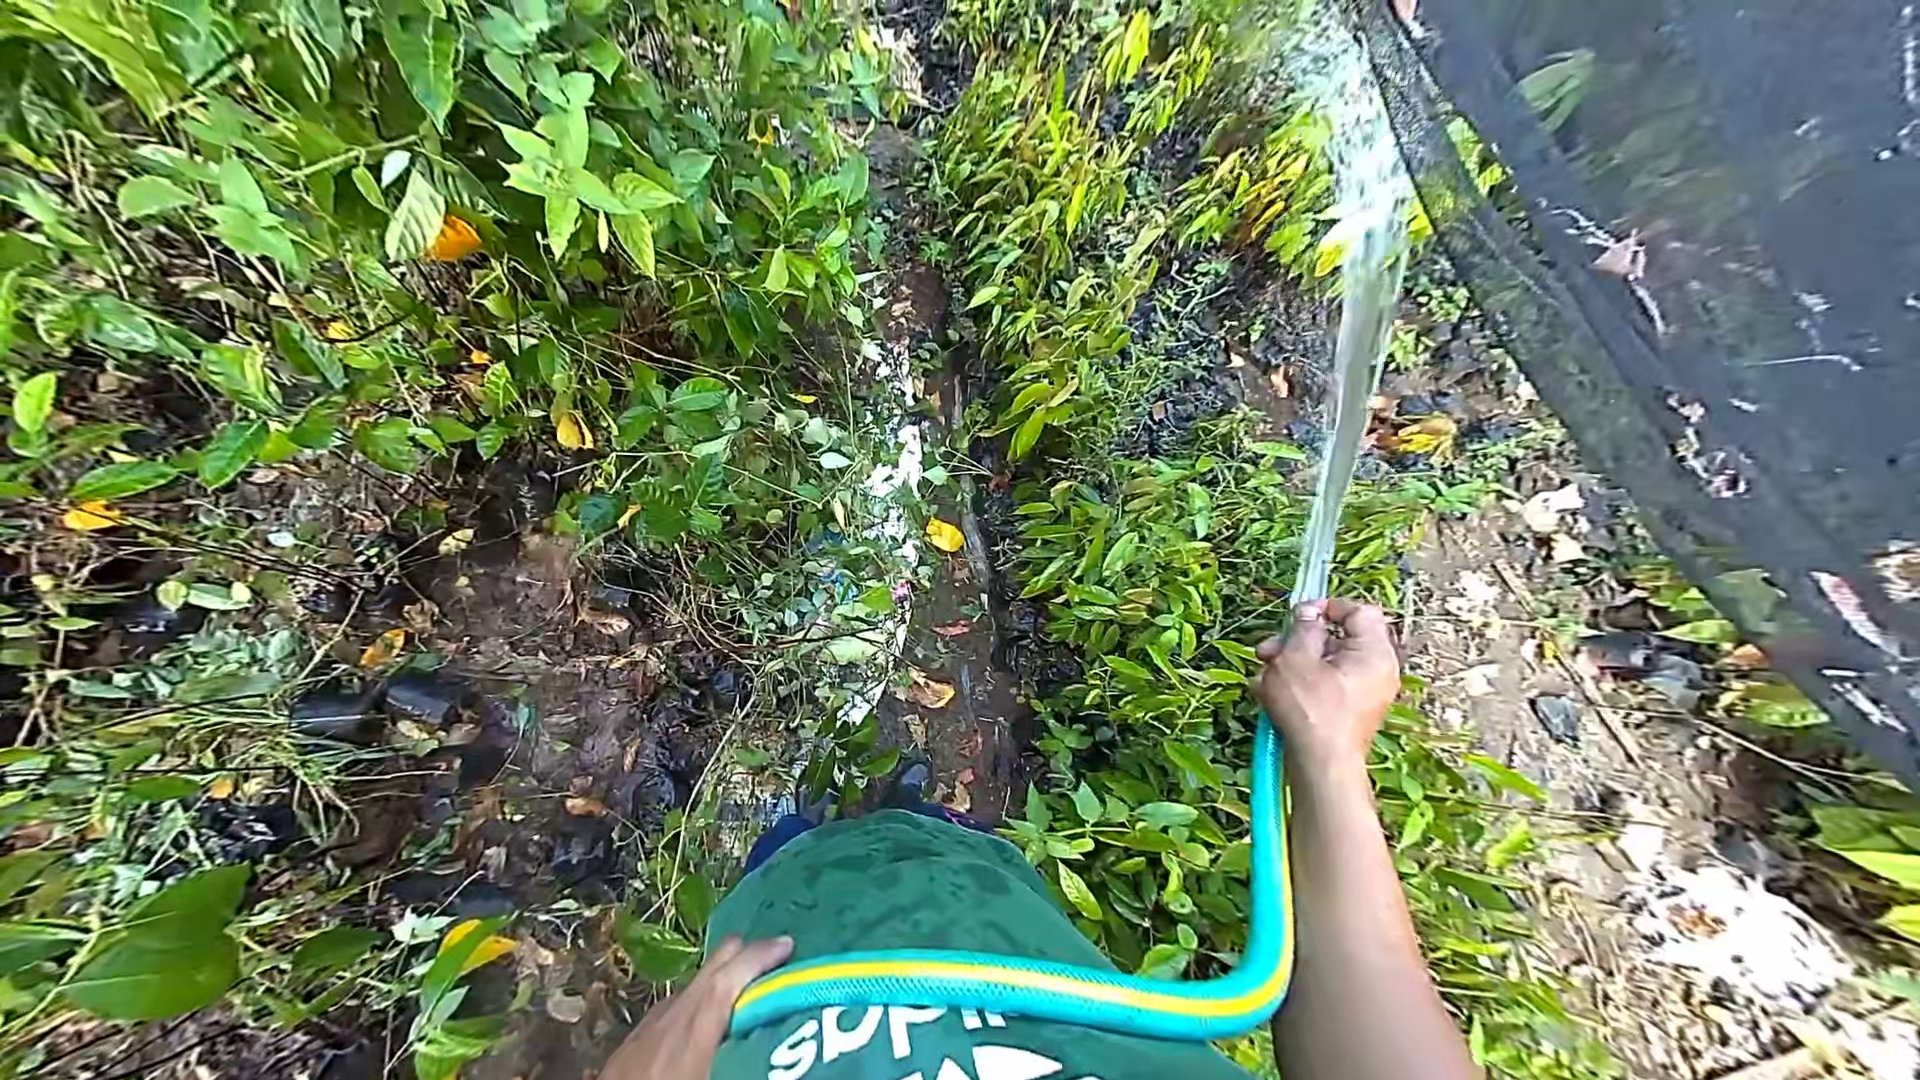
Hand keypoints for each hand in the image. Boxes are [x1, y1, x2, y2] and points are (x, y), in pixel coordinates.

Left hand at [602, 936, 793, 1079]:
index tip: (791, 946)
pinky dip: (700, 1005)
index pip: (731, 974)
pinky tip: (708, 1034)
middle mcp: (672, 1016)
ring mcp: (650, 1025)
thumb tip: (771, 1052)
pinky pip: (678, 1006)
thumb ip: (738, 1061)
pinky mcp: (634, 1041)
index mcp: (693, 1032)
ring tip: (750, 1001)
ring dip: (726, 981)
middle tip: (780, 968)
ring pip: (698, 982)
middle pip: (717, 961)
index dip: (763, 954)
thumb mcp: (709, 1077)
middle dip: (750, 955)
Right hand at [1253, 599, 1400, 771]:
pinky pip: (1322, 684)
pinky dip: (1297, 684)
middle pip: (1335, 638)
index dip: (1326, 607)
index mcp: (1374, 653)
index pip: (1359, 611)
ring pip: (1323, 662)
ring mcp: (1363, 692)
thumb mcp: (1295, 658)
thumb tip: (1308, 612)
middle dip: (1295, 641)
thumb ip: (1302, 628)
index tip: (1297, 615)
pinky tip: (1270, 693)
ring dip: (1289, 664)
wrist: (1320, 765)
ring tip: (1263, 678)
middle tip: (1268, 650)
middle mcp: (1376, 671)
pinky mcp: (1348, 709)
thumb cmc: (1309, 710)